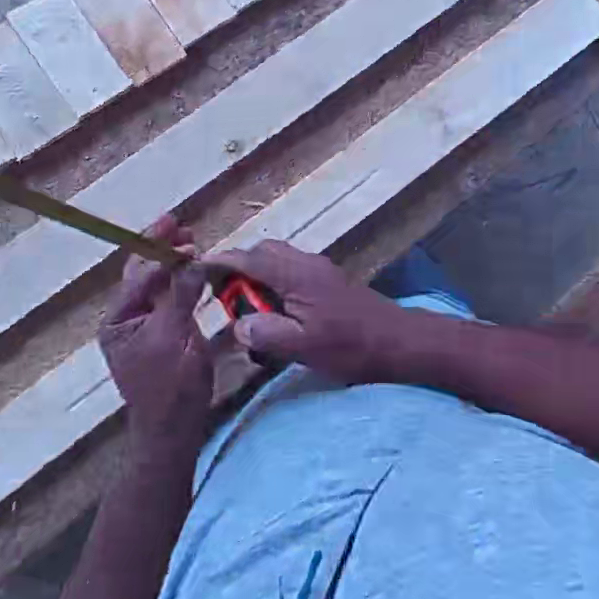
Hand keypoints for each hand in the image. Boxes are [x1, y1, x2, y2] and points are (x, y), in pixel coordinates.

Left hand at [99, 216, 211, 455]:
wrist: (172, 432)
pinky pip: (163, 300)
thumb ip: (181, 295)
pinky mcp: (155, 335)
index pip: (139, 275)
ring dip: (168, 262)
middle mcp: (123, 320)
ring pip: (152, 285)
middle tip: (181, 225)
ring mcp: (138, 328)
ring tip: (188, 241)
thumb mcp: (177, 337)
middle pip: (140, 273)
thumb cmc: (172, 388)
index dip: (163, 253)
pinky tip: (190, 271)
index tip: (187, 236)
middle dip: (159, 248)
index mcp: (118, 320)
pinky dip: (175, 282)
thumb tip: (191, 258)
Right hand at [202, 240, 410, 383]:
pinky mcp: (328, 281)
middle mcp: (305, 263)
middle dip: (238, 268)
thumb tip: (238, 325)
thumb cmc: (351, 345)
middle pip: (261, 252)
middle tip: (225, 295)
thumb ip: (265, 333)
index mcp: (294, 274)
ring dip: (257, 275)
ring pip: (277, 260)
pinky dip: (274, 282)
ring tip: (248, 306)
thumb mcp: (303, 346)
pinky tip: (276, 310)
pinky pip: (290, 270)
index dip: (220, 263)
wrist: (401, 343)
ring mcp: (319, 269)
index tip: (198, 269)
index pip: (247, 259)